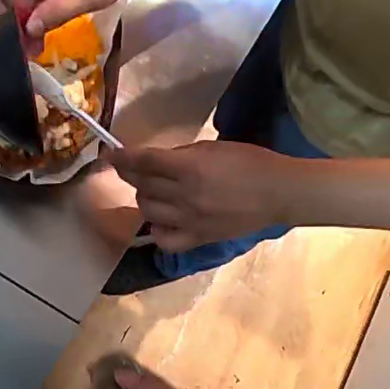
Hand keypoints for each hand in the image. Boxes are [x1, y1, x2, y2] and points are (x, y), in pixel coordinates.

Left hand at [111, 141, 297, 251]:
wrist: (278, 193)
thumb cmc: (251, 162)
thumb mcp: (213, 148)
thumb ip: (182, 154)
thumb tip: (156, 161)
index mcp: (190, 168)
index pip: (144, 162)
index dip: (123, 157)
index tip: (111, 154)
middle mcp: (185, 195)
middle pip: (143, 185)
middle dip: (132, 174)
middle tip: (134, 169)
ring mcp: (190, 220)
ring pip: (148, 210)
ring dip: (144, 198)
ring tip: (152, 191)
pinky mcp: (198, 238)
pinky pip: (165, 240)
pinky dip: (156, 229)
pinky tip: (162, 220)